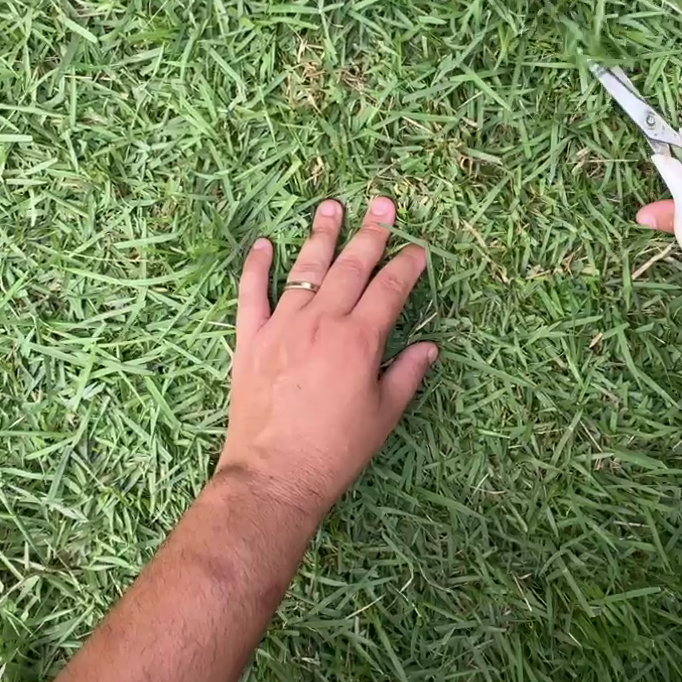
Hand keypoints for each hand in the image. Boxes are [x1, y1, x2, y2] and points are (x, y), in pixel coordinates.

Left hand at [218, 196, 435, 517]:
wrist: (274, 475)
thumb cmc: (336, 450)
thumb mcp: (384, 415)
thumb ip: (407, 374)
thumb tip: (430, 346)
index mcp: (359, 339)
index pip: (390, 288)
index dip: (407, 265)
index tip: (418, 249)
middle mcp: (322, 321)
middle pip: (351, 266)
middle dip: (371, 233)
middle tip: (382, 205)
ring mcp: (283, 325)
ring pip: (305, 268)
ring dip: (321, 235)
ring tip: (331, 206)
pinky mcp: (250, 337)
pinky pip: (252, 293)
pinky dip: (257, 266)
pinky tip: (264, 243)